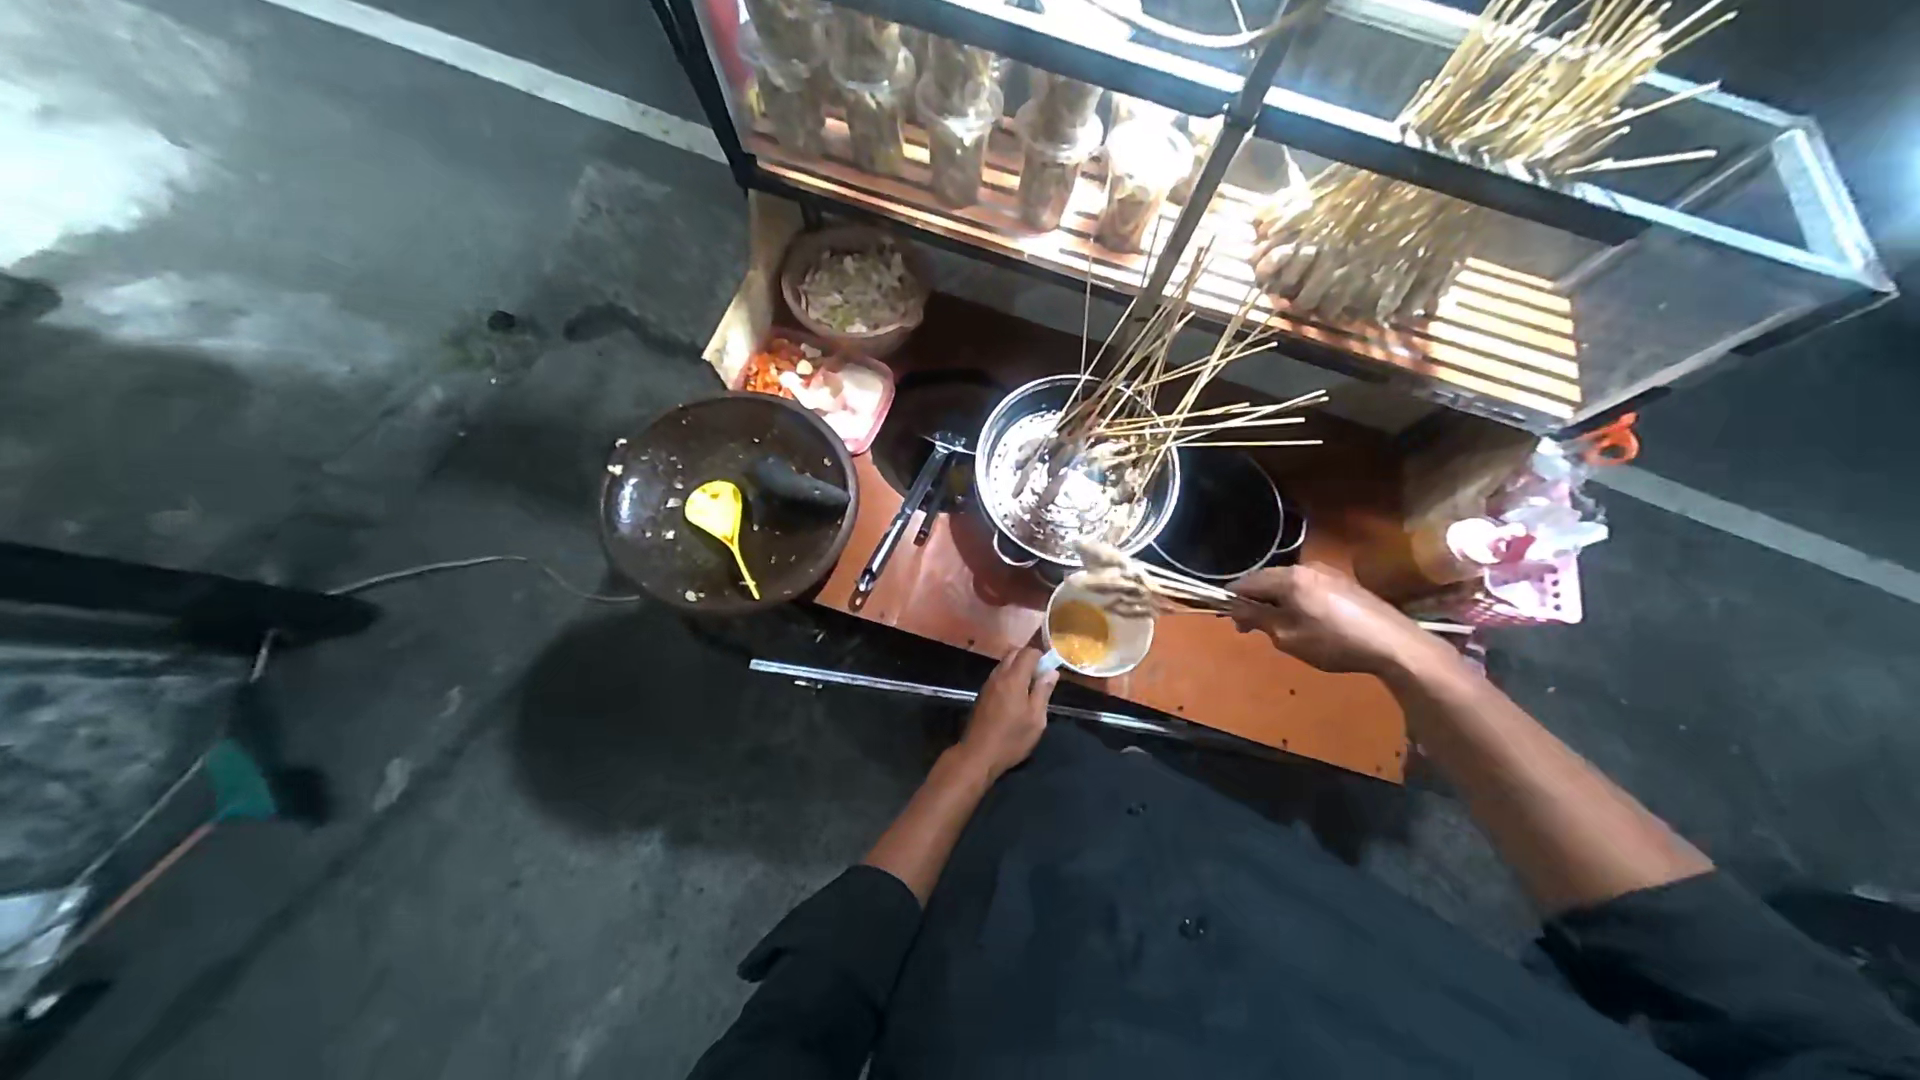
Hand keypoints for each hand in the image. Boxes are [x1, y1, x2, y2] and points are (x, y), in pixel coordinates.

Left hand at [955, 647, 1058, 779]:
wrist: (978, 754)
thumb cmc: (1012, 738)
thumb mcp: (1036, 719)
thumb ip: (1043, 692)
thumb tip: (1051, 672)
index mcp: (1014, 679)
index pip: (1028, 653)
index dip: (1041, 655)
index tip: (1050, 666)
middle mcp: (999, 676)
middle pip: (1013, 653)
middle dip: (1028, 657)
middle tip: (1041, 674)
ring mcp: (988, 684)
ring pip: (1004, 663)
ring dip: (1018, 666)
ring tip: (1031, 684)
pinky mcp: (983, 693)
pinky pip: (998, 674)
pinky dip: (1009, 675)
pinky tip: (1016, 693)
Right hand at [1229, 565, 1450, 677]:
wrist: (1393, 644)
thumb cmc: (1333, 642)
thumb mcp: (1287, 636)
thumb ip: (1257, 618)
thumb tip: (1236, 609)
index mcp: (1288, 577)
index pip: (1246, 582)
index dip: (1233, 600)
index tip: (1234, 622)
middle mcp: (1306, 567)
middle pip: (1267, 579)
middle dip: (1256, 600)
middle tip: (1255, 627)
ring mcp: (1328, 572)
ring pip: (1288, 582)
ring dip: (1277, 600)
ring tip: (1282, 627)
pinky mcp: (1345, 582)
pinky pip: (1308, 586)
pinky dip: (1297, 600)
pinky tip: (1308, 621)